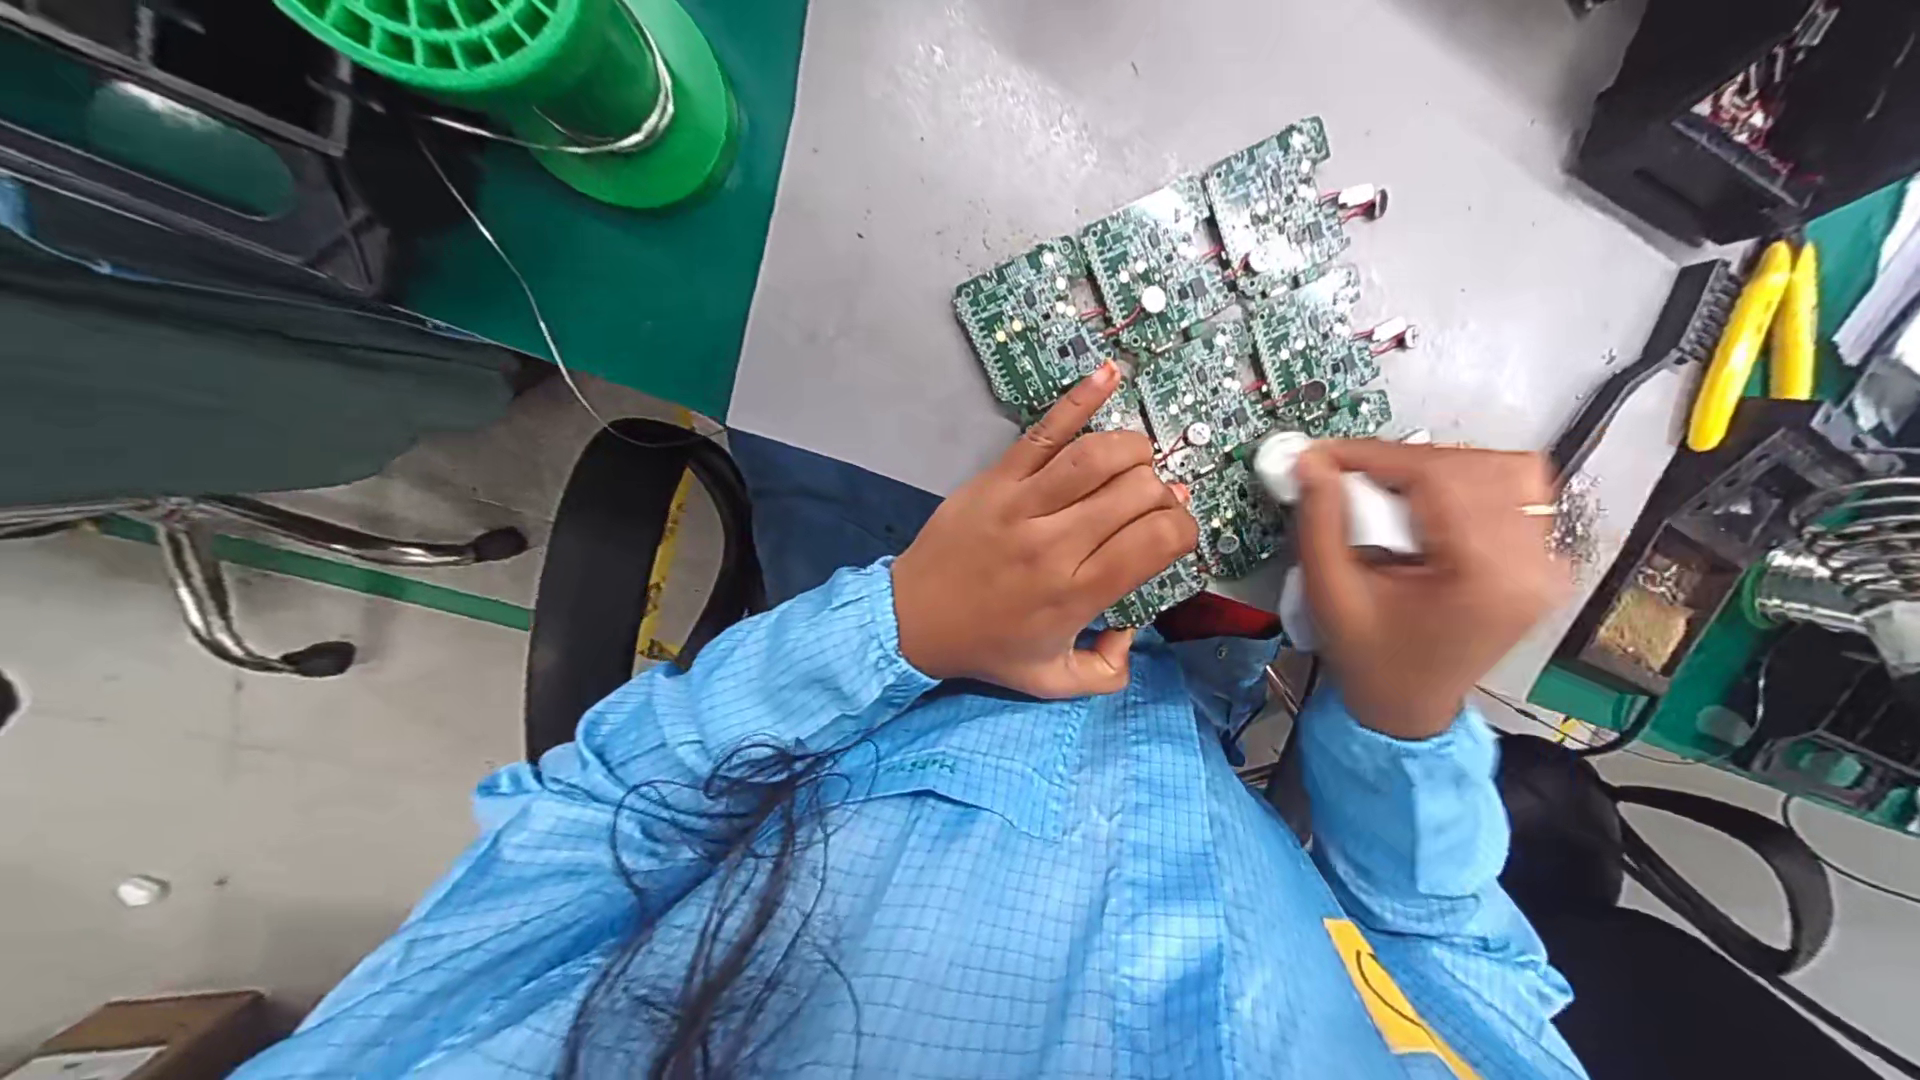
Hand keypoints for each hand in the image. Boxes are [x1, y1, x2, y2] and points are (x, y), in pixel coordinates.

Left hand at [892, 363, 1197, 696]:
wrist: (913, 619)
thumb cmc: (986, 647)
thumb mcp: (1052, 681)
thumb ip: (1108, 671)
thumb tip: (1134, 631)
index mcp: (1077, 592)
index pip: (1157, 540)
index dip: (1181, 528)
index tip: (1171, 531)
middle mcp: (1055, 543)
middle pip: (1135, 492)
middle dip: (1161, 491)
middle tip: (1152, 501)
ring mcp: (1022, 504)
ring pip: (1096, 456)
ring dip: (1133, 450)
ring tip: (1137, 460)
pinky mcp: (996, 479)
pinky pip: (1042, 432)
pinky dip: (1078, 400)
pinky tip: (1108, 376)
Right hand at [1294, 440, 1567, 738]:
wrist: (1407, 704)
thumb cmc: (1369, 657)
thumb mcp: (1330, 591)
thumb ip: (1320, 520)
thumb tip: (1311, 462)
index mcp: (1485, 578)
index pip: (1439, 479)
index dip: (1375, 456)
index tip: (1325, 454)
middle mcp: (1532, 565)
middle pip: (1477, 466)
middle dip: (1404, 461)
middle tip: (1352, 476)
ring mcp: (1545, 561)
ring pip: (1505, 470)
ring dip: (1439, 467)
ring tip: (1390, 490)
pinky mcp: (1540, 559)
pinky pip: (1515, 492)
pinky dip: (1466, 482)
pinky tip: (1426, 504)